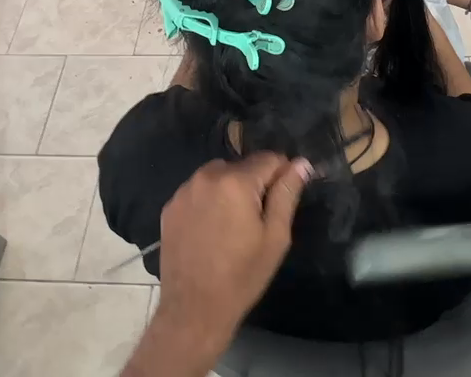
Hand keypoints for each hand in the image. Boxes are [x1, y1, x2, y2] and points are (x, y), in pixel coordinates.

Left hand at [153, 154, 310, 348]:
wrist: (193, 311)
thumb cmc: (242, 276)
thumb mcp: (275, 237)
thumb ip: (287, 193)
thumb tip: (301, 162)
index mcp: (236, 182)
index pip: (269, 158)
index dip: (281, 174)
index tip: (282, 198)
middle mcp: (207, 176)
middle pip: (242, 166)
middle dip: (253, 184)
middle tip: (256, 219)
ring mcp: (184, 191)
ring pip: (218, 176)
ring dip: (229, 189)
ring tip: (231, 225)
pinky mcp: (170, 207)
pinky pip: (197, 191)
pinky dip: (207, 201)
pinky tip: (210, 230)